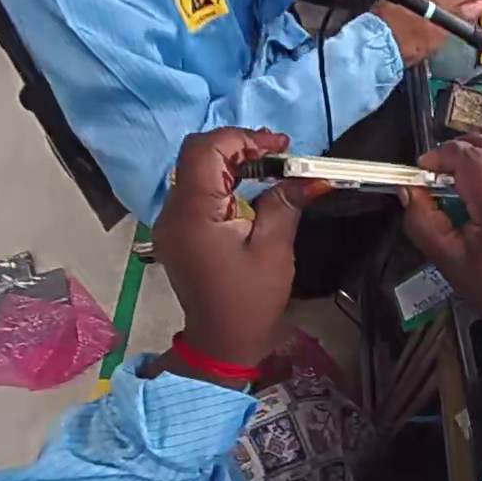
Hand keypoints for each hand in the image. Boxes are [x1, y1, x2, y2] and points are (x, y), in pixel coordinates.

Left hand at [149, 128, 330, 383]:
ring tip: (269, 166)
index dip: (244, 137)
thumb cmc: (250, 301)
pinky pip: (195, 193)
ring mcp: (171, 223)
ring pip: (195, 171)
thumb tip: (310, 177)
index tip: (281, 146)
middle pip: (197, 155)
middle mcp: (173, 212)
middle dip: (237, 146)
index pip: (207, 150)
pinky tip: (249, 188)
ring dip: (231, 162)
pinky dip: (222, 182)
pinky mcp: (177, 233)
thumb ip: (284, 204)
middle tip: (277, 154)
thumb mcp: (273, 250)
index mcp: (193, 213)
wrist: (222, 342)